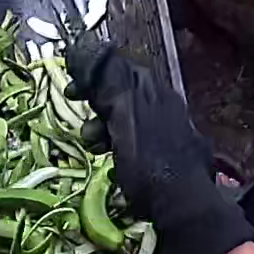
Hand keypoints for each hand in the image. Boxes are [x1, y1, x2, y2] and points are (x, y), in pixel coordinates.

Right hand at [66, 40, 253, 253]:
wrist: (182, 205)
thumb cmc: (147, 163)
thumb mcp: (123, 116)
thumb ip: (108, 81)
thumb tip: (87, 47)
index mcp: (151, 90)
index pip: (116, 66)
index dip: (90, 73)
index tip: (70, 90)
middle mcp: (163, 102)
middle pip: (121, 90)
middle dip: (95, 101)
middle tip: (78, 113)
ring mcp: (169, 126)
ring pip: (126, 115)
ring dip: (103, 125)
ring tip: (91, 143)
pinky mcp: (171, 149)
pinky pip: (137, 136)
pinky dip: (118, 142)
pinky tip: (111, 159)